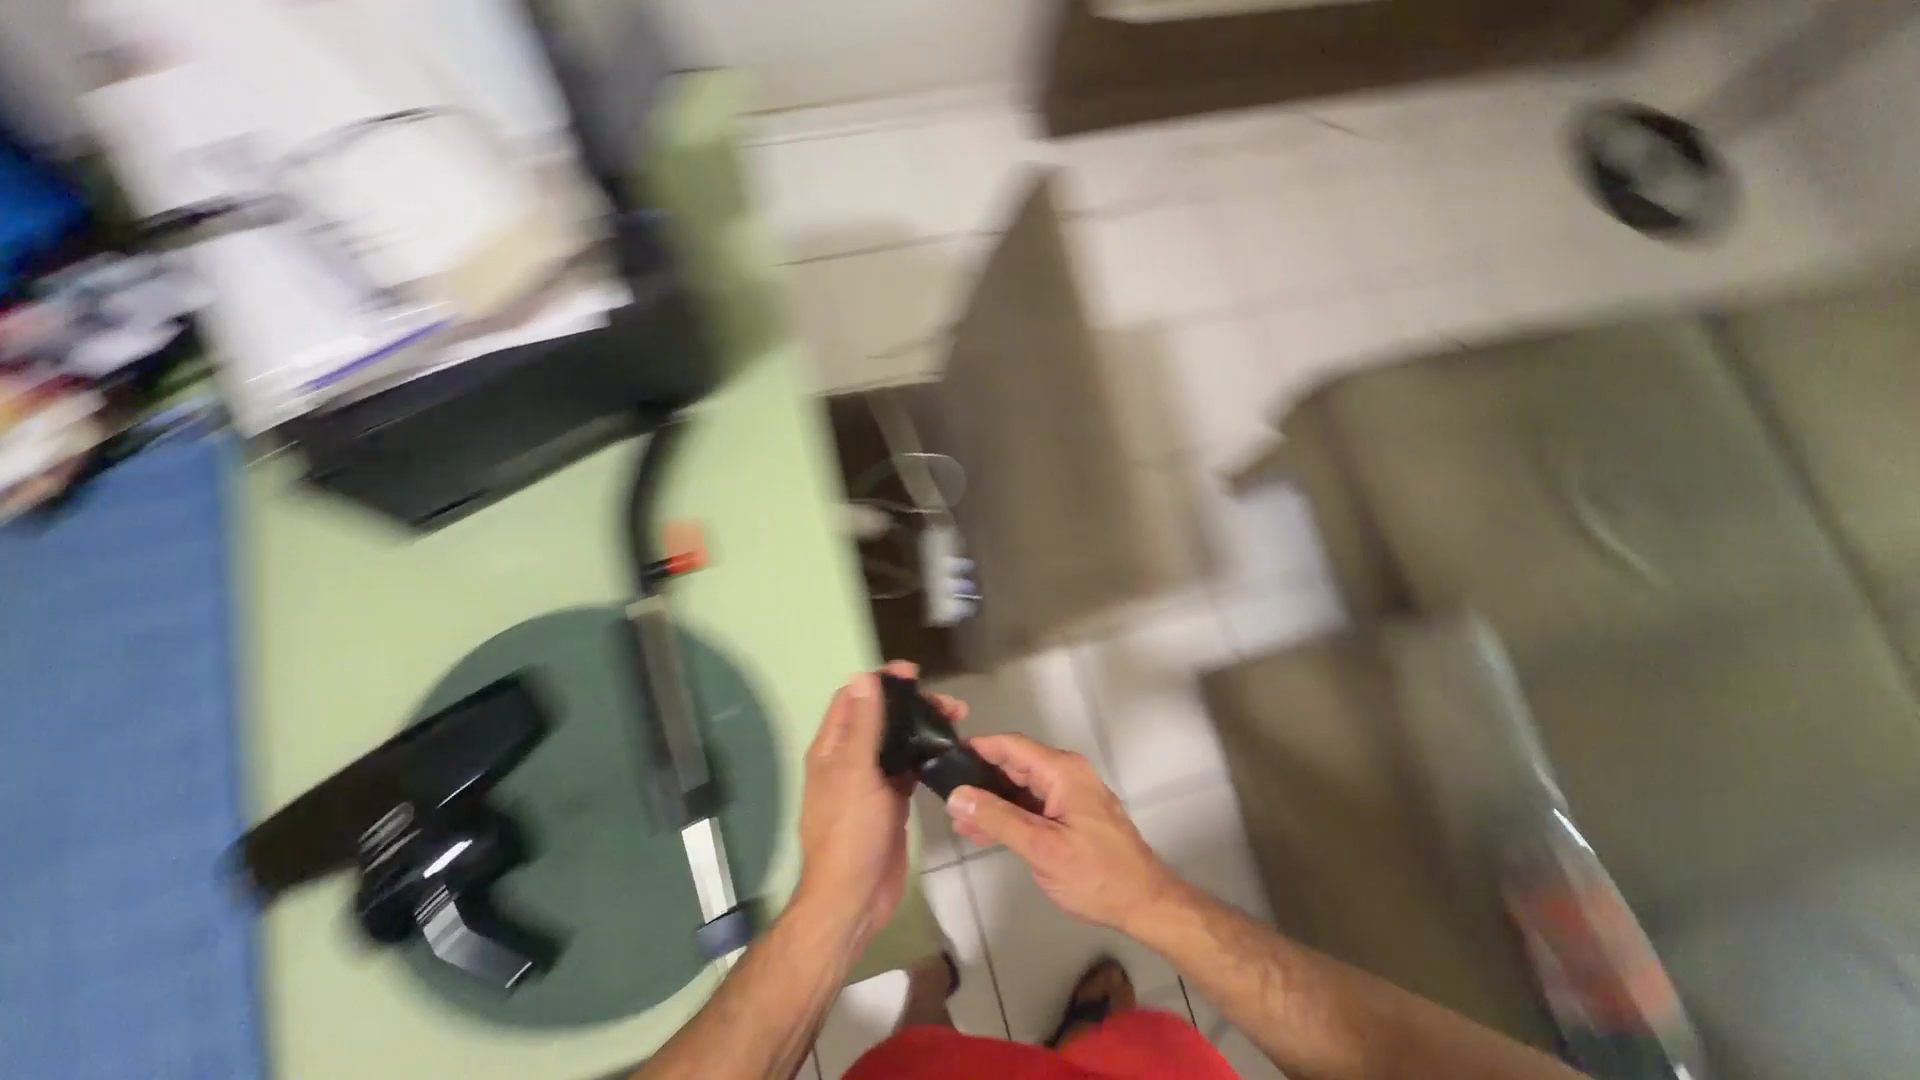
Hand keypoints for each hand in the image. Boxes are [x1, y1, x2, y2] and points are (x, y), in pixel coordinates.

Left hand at [794, 661, 967, 948]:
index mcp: (831, 750)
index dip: (880, 682)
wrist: (854, 897)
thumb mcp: (855, 773)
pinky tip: (949, 753)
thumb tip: (863, 677)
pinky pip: (909, 770)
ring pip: (898, 743)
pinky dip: (927, 757)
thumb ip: (863, 725)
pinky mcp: (890, 803)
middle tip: (949, 703)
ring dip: (923, 729)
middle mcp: (848, 761)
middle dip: (911, 705)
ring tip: (957, 721)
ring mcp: (870, 783)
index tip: (914, 673)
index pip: (853, 699)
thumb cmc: (850, 833)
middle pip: (880, 719)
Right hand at [946, 735, 1179, 932]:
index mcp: (1062, 771)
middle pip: (1016, 764)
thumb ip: (997, 819)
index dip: (978, 747)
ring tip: (959, 818)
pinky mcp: (1073, 815)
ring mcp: (1072, 795)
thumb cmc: (1095, 874)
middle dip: (980, 777)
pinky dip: (1010, 814)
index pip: (1011, 746)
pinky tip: (986, 831)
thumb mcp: (1041, 848)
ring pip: (1023, 786)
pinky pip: (1034, 804)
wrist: (1145, 903)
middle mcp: (1068, 774)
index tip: (945, 757)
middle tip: (944, 792)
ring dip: (992, 800)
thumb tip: (956, 794)